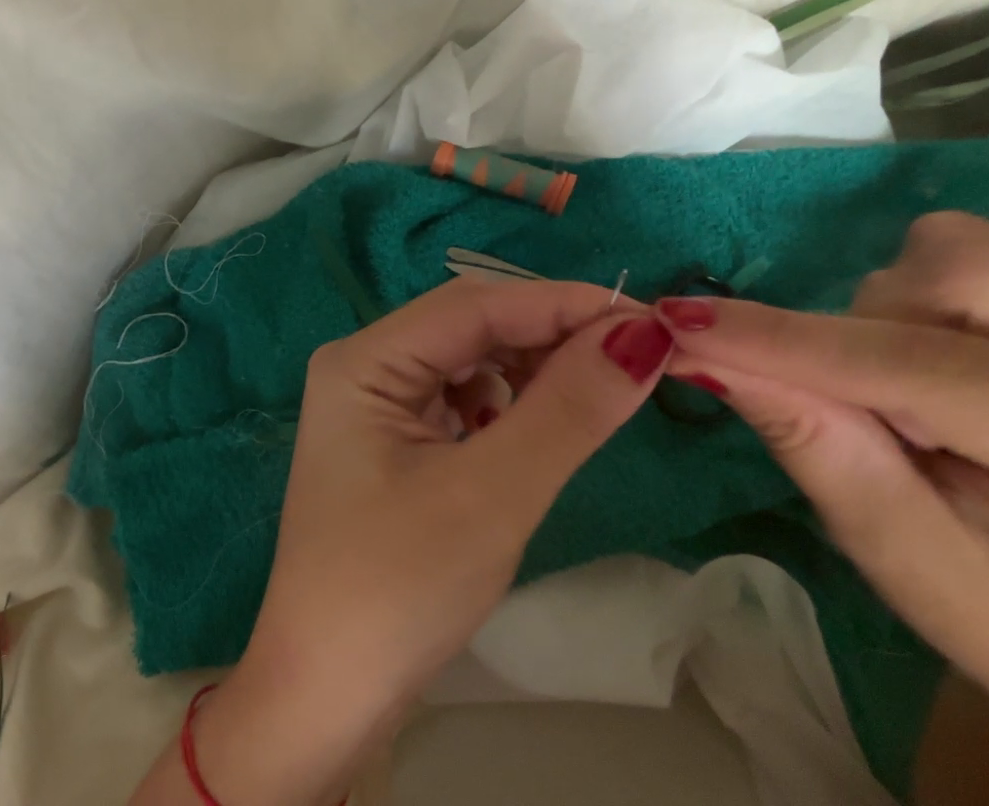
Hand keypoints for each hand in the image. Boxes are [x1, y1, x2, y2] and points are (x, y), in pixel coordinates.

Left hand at [132, 277, 672, 805]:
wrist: (330, 684)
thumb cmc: (400, 586)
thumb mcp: (492, 492)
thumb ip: (567, 408)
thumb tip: (644, 331)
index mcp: (361, 362)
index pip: (474, 304)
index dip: (564, 304)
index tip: (658, 319)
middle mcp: (360, 370)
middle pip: (469, 328)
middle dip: (550, 338)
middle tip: (641, 363)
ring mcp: (372, 410)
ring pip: (468, 365)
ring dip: (532, 373)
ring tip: (593, 402)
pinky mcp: (390, 448)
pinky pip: (459, 405)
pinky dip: (505, 410)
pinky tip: (533, 437)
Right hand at [661, 213, 988, 800]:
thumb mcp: (922, 570)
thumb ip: (821, 453)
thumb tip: (701, 354)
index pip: (935, 370)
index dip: (792, 341)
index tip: (675, 323)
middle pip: (975, 270)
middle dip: (867, 322)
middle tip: (853, 407)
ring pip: (982, 254)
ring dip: (899, 316)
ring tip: (917, 409)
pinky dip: (933, 309)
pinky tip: (956, 385)